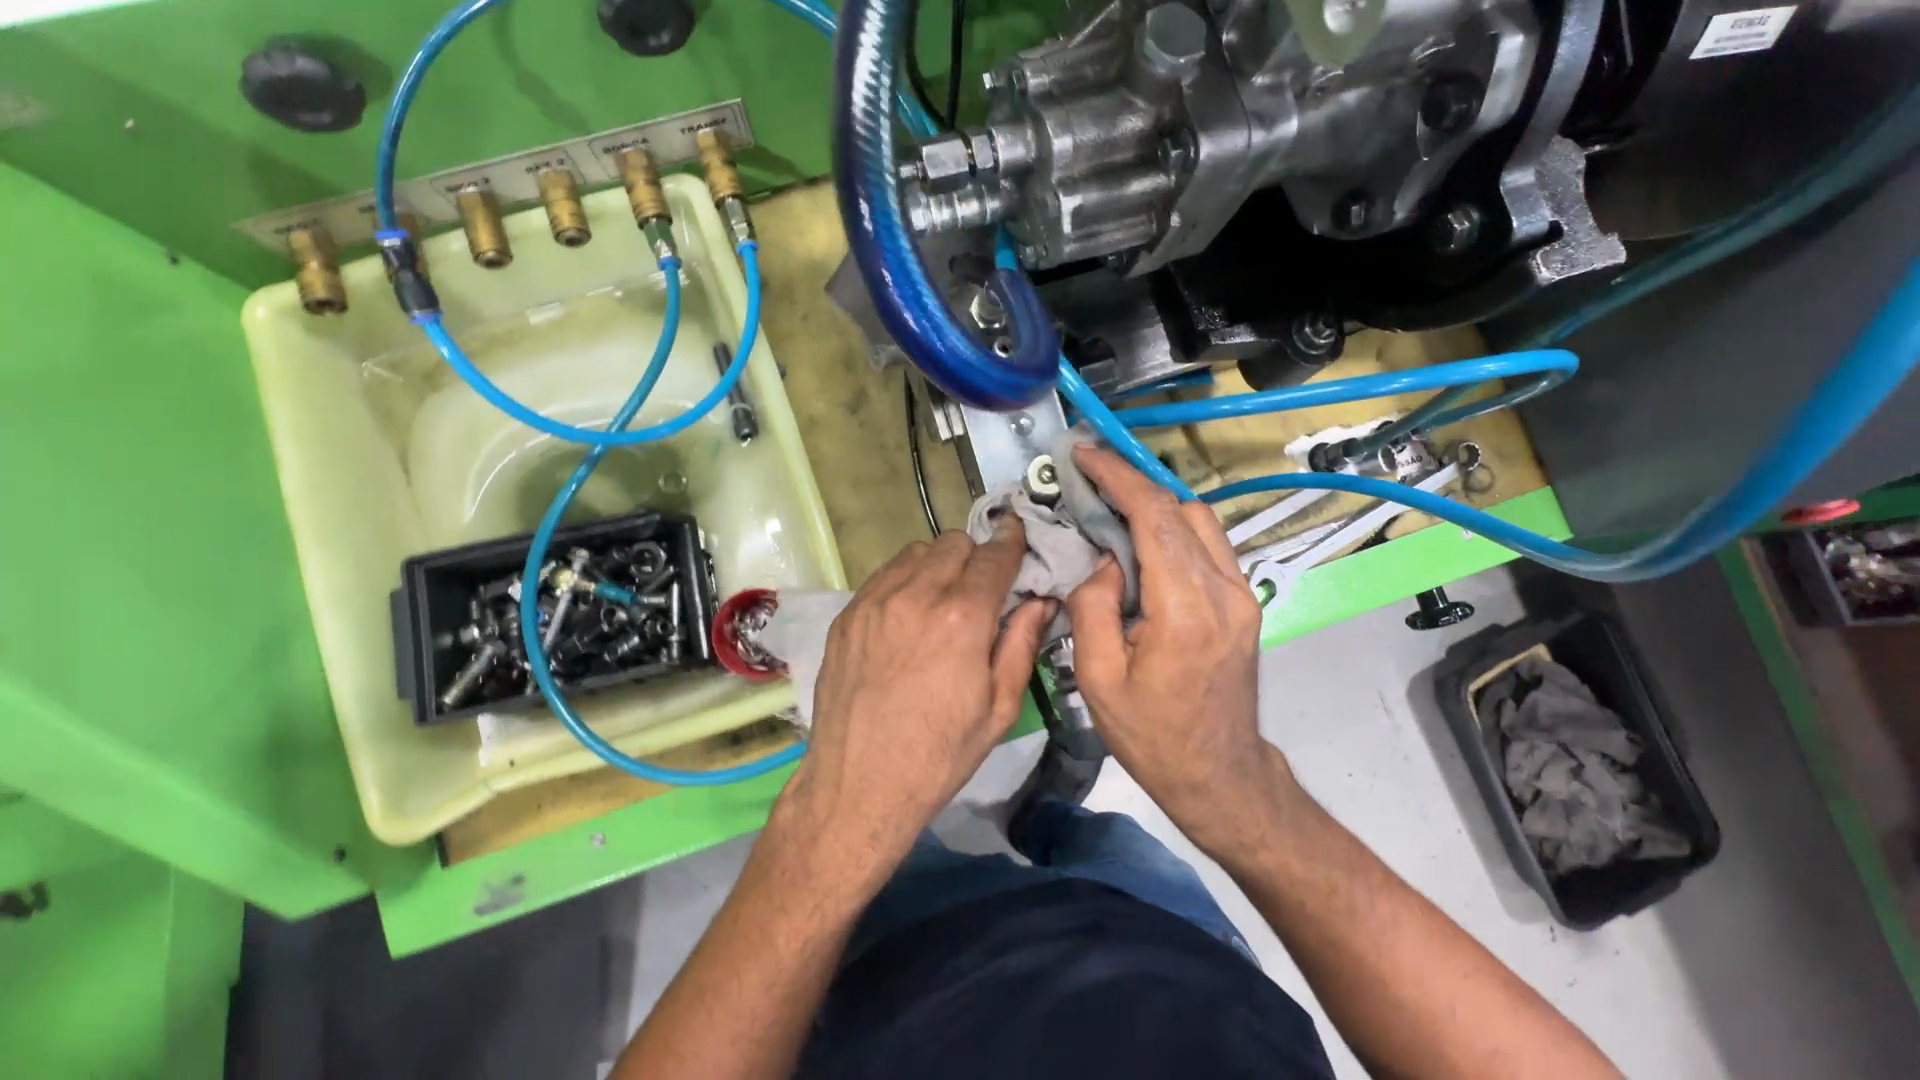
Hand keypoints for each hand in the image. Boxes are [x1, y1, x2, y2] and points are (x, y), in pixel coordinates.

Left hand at [786, 519, 1053, 865]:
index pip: (994, 556)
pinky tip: (908, 618)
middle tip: (981, 589)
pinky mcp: (846, 616)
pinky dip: (903, 582)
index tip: (1019, 538)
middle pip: (953, 544)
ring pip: (915, 554)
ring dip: (937, 566)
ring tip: (942, 601)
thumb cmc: (940, 754)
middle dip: (975, 558)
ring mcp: (874, 603)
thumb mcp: (999, 708)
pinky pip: (882, 577)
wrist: (860, 784)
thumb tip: (1040, 601)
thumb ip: (1022, 644)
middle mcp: (916, 596)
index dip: (1012, 544)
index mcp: (962, 618)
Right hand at [1065, 446, 1294, 842]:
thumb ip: (1094, 606)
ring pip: (1200, 522)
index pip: (1154, 518)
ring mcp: (1242, 596)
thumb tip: (1105, 560)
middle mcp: (1224, 591)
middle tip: (1089, 480)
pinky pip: (1208, 547)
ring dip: (1155, 506)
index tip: (1084, 456)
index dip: (1118, 477)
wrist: (1219, 774)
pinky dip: (1173, 530)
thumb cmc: (1152, 737)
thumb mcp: (1098, 679)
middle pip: (1181, 510)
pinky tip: (1141, 543)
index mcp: (1186, 610)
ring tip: (1110, 508)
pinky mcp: (1244, 603)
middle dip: (1133, 484)